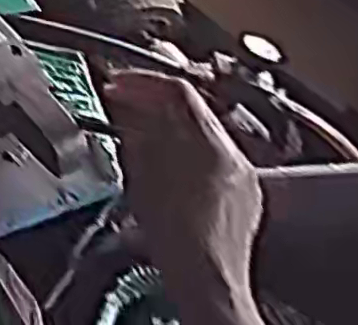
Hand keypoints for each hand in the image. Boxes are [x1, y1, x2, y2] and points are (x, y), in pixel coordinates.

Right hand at [107, 70, 263, 324]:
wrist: (205, 277)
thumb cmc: (171, 226)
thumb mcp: (139, 164)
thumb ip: (135, 126)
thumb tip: (124, 102)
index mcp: (211, 144)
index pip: (178, 89)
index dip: (141, 80)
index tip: (116, 82)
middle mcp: (234, 157)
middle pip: (190, 108)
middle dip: (150, 100)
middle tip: (117, 100)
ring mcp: (242, 178)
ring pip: (198, 131)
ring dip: (163, 122)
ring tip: (130, 126)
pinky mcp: (241, 196)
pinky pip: (207, 155)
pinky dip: (178, 144)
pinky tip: (154, 156)